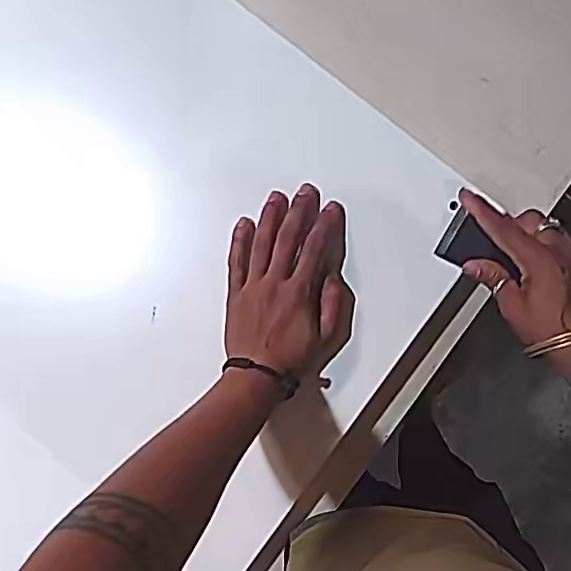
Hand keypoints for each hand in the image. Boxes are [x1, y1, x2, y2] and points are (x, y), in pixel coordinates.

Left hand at [226, 184, 354, 381]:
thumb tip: (332, 279)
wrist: (256, 376)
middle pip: (288, 238)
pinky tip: (244, 224)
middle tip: (306, 194)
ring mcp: (253, 287)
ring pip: (262, 243)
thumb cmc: (289, 361)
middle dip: (300, 212)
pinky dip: (240, 240)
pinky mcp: (237, 294)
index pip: (315, 250)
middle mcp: (275, 284)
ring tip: (277, 198)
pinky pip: (237, 261)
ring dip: (270, 217)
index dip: (324, 227)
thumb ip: (333, 305)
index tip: (330, 211)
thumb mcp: (327, 338)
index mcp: (299, 294)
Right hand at [456, 190, 570, 348]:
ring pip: (545, 227)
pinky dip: (543, 243)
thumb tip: (476, 266)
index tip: (469, 198)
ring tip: (515, 255)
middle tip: (492, 243)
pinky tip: (536, 260)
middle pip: (527, 221)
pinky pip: (558, 239)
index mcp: (539, 259)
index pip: (503, 228)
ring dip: (527, 234)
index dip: (482, 212)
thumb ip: (494, 278)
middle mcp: (558, 250)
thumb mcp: (512, 305)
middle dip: (508, 226)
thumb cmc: (553, 330)